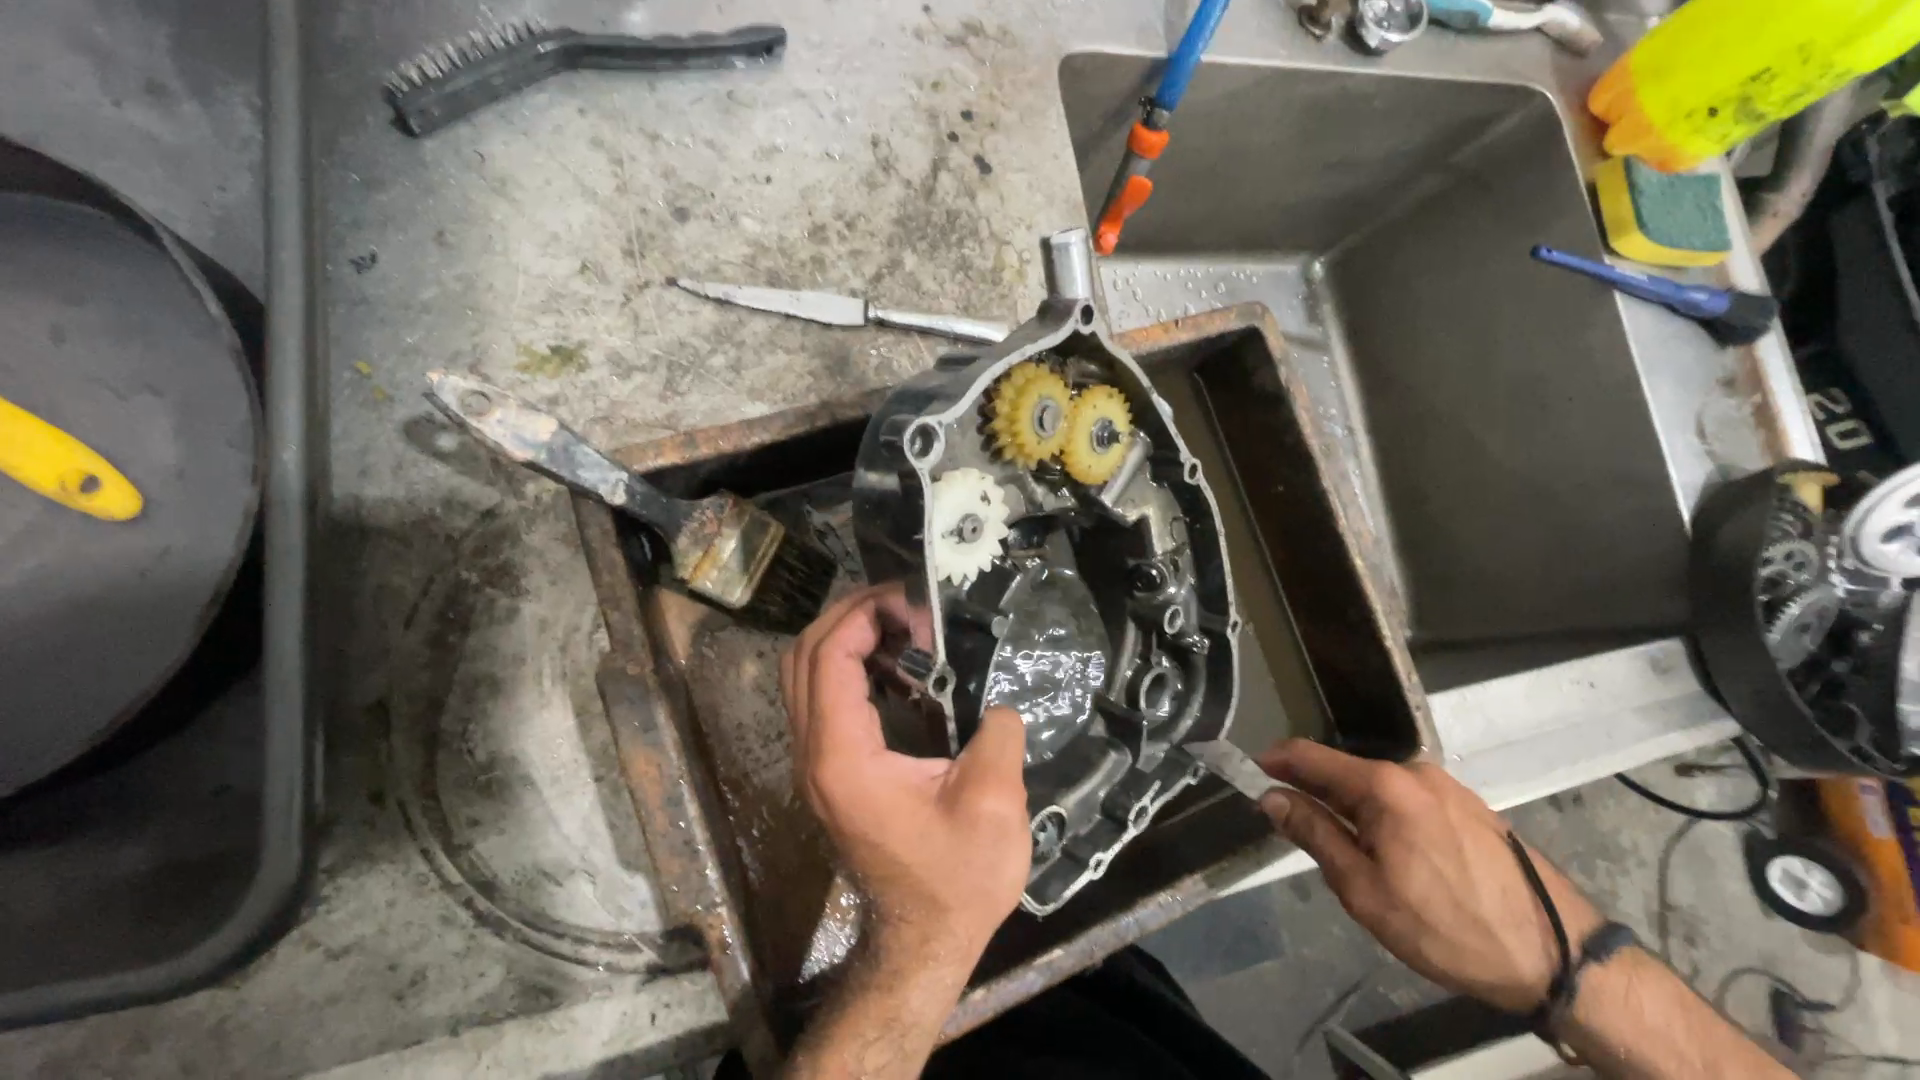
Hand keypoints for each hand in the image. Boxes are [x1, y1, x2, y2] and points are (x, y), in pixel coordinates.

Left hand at [781, 584, 1030, 971]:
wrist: (921, 943)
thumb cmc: (955, 880)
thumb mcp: (993, 804)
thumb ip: (997, 736)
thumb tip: (998, 707)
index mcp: (844, 757)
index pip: (829, 658)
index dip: (864, 615)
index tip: (912, 601)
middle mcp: (814, 755)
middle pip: (802, 657)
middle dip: (848, 615)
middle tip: (903, 603)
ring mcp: (815, 767)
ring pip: (803, 678)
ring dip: (844, 640)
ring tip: (900, 626)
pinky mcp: (829, 776)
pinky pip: (820, 702)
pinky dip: (848, 669)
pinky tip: (897, 669)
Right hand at [1258, 739, 1603, 1012]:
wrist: (1555, 956)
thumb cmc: (1445, 927)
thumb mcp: (1363, 889)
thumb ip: (1314, 833)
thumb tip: (1272, 797)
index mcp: (1384, 784)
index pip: (1310, 756)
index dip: (1273, 762)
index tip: (1249, 776)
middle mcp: (1415, 771)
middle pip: (1345, 772)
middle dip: (1315, 794)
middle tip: (1298, 834)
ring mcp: (1448, 787)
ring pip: (1379, 789)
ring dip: (1353, 810)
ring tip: (1350, 856)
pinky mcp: (1471, 807)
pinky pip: (1410, 800)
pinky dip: (1386, 817)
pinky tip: (1394, 856)